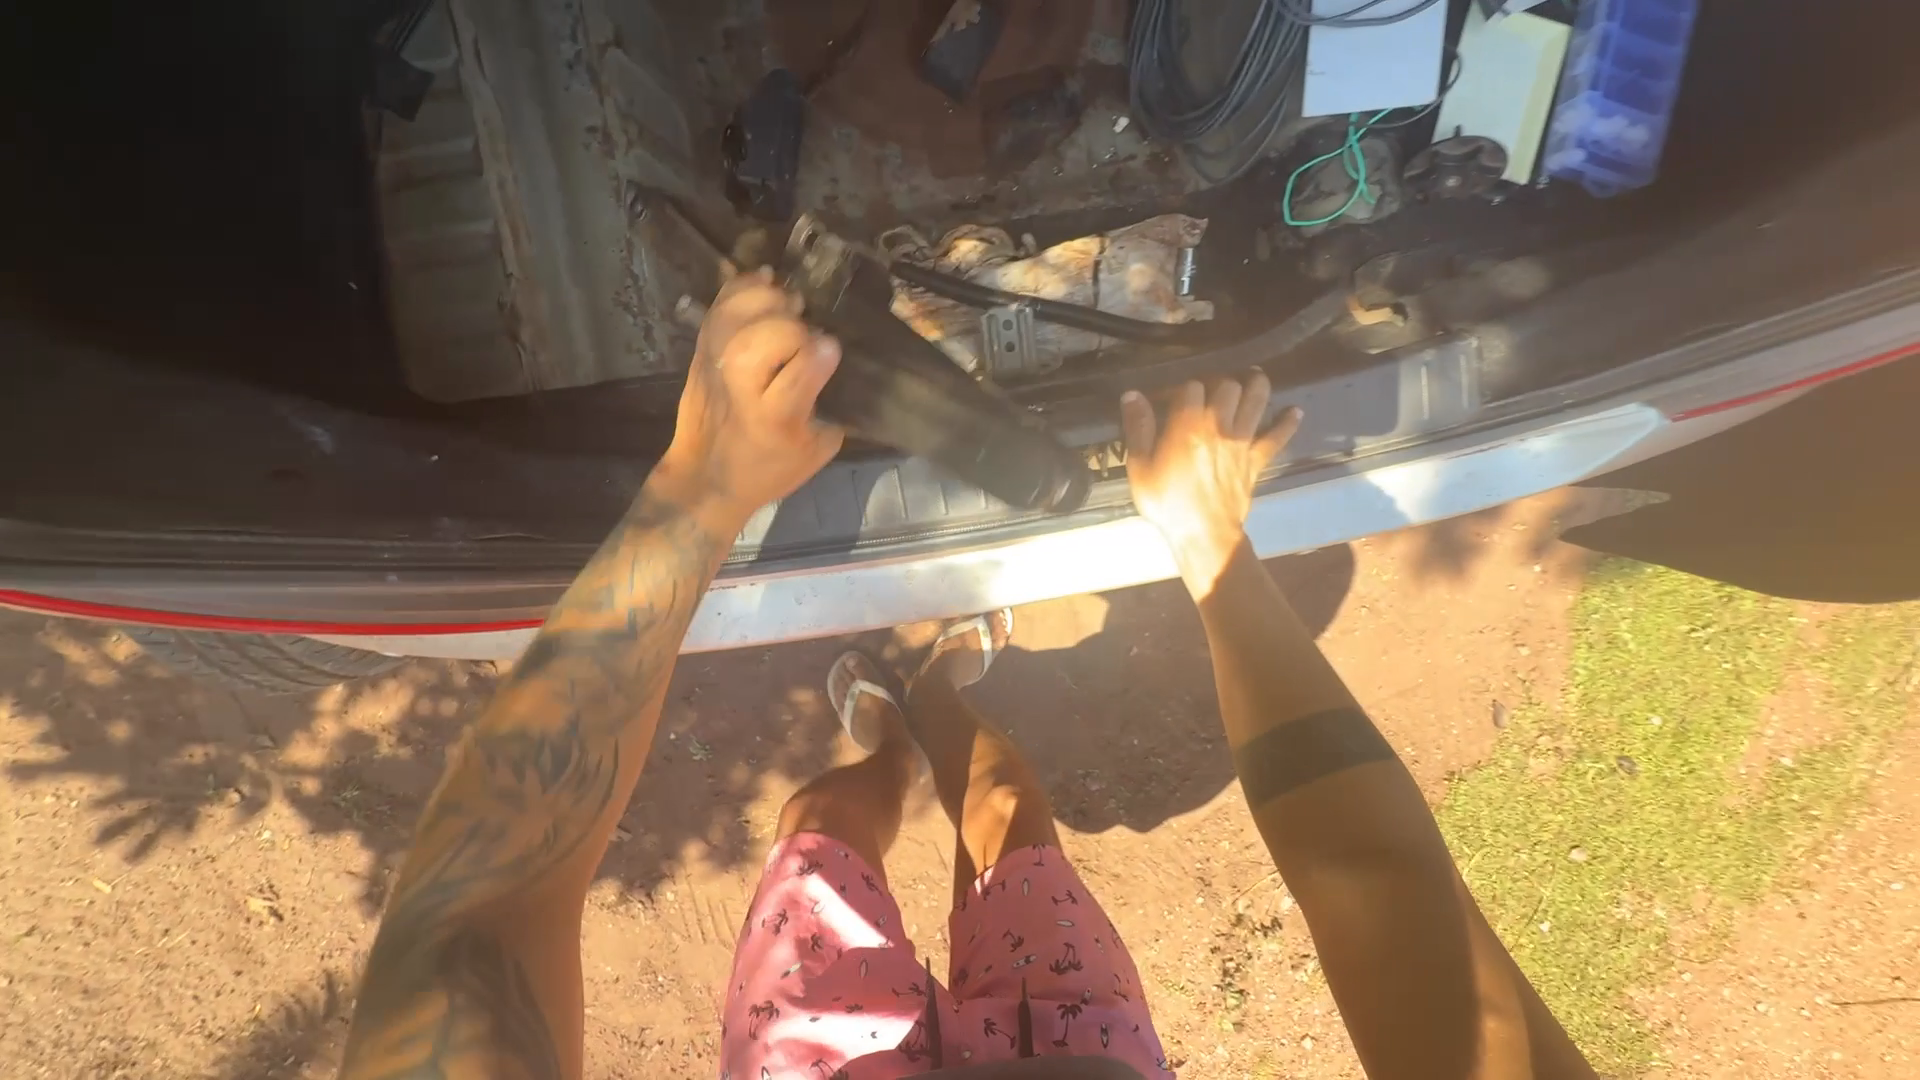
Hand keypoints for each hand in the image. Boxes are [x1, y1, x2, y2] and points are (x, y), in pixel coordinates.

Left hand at [654, 268, 845, 528]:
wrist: (705, 477)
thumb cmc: (768, 469)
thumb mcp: (817, 450)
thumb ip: (832, 407)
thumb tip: (838, 363)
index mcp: (775, 417)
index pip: (806, 363)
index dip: (825, 351)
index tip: (833, 353)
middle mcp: (741, 384)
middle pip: (772, 332)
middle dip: (797, 327)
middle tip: (805, 339)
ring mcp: (716, 361)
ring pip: (742, 309)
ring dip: (773, 301)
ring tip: (789, 308)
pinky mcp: (701, 348)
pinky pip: (722, 302)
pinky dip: (745, 286)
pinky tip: (768, 284)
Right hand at [1120, 374, 1301, 595]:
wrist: (1203, 533)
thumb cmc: (1166, 501)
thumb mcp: (1139, 466)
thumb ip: (1138, 427)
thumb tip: (1132, 394)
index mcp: (1188, 422)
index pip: (1190, 386)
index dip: (1179, 387)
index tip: (1168, 397)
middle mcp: (1219, 423)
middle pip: (1227, 386)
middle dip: (1218, 382)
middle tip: (1210, 388)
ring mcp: (1242, 441)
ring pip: (1257, 400)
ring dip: (1257, 385)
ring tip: (1254, 378)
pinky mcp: (1256, 460)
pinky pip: (1276, 437)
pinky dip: (1287, 423)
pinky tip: (1295, 411)